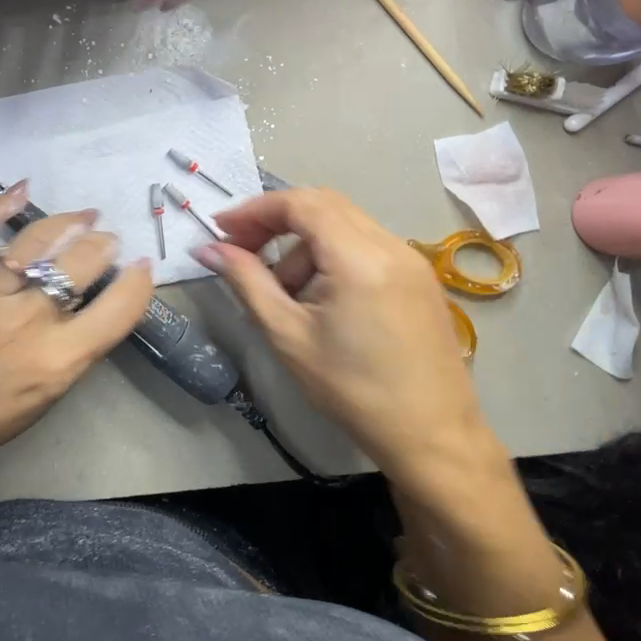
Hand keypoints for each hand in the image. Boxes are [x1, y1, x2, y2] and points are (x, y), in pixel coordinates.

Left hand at [0, 182, 155, 458]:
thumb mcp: (44, 396)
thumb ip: (71, 350)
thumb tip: (89, 304)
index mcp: (58, 358)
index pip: (118, 309)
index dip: (139, 283)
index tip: (143, 266)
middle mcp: (28, 318)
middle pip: (80, 263)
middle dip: (101, 245)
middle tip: (104, 239)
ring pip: (37, 240)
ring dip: (67, 223)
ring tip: (82, 217)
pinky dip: (0, 205)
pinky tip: (21, 191)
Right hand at [190, 188, 484, 479]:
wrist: (433, 437)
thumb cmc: (352, 388)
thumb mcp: (287, 334)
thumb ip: (246, 281)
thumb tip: (207, 249)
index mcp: (360, 258)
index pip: (300, 204)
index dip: (254, 210)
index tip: (220, 230)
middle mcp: (391, 247)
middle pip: (323, 204)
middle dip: (275, 219)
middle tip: (240, 248)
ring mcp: (411, 261)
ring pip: (343, 223)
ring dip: (301, 241)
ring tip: (281, 288)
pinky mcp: (419, 278)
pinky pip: (365, 243)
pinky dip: (330, 253)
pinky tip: (316, 294)